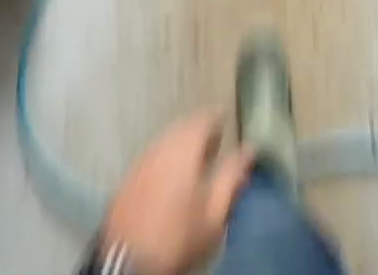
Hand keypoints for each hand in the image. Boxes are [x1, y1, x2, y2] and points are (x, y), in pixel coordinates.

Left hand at [102, 112, 254, 274]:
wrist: (128, 261)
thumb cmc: (179, 234)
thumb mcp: (215, 211)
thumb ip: (232, 176)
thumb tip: (249, 149)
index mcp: (184, 147)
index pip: (204, 117)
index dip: (218, 118)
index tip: (229, 124)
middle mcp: (160, 144)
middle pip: (184, 126)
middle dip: (201, 131)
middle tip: (216, 144)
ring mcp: (141, 159)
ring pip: (168, 139)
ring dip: (184, 144)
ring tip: (199, 161)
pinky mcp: (129, 176)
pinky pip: (155, 154)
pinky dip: (168, 157)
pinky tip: (175, 175)